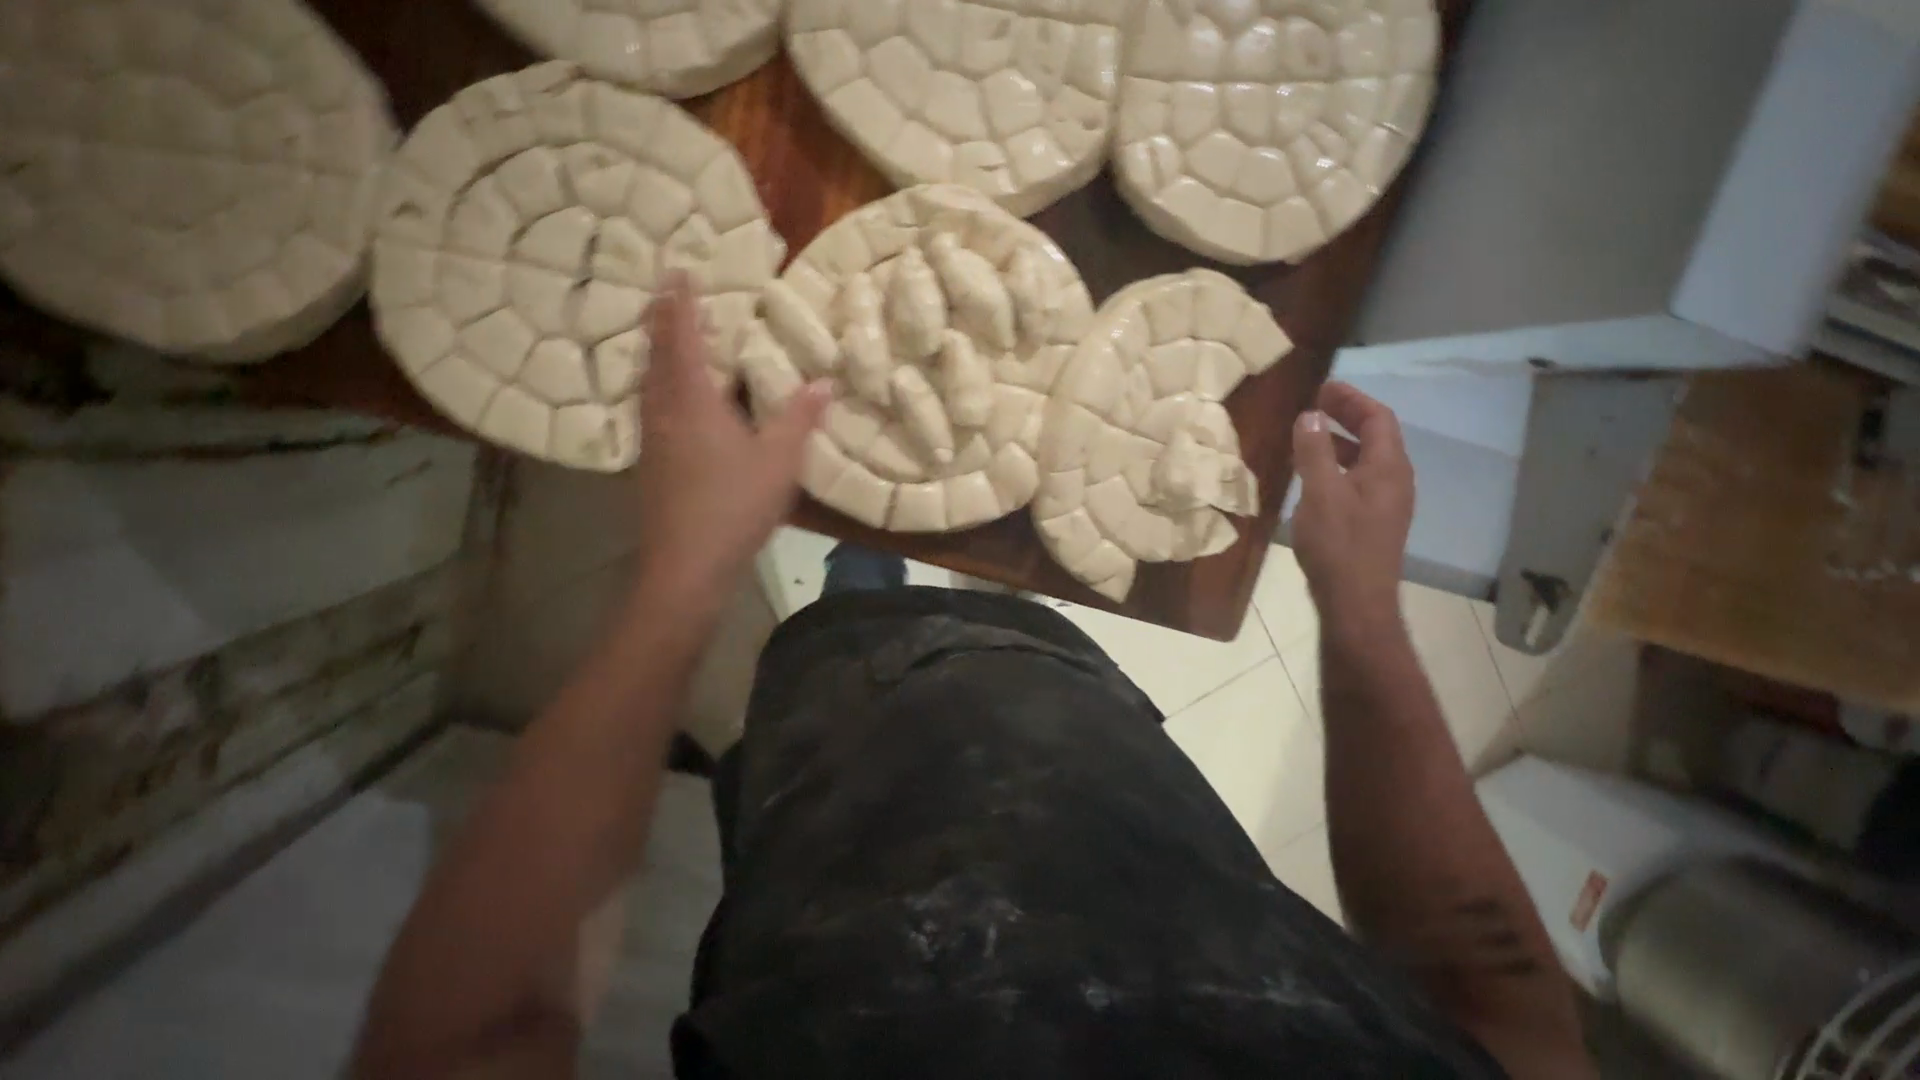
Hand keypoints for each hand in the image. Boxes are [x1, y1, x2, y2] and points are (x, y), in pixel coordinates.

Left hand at [630, 273, 829, 605]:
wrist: (685, 565)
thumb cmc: (734, 505)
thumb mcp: (779, 460)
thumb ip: (800, 417)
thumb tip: (824, 382)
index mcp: (693, 400)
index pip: (684, 338)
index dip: (682, 304)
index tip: (679, 272)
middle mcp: (663, 410)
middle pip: (656, 354)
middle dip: (661, 321)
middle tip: (665, 295)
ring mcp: (651, 439)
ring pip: (648, 381)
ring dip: (655, 352)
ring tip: (664, 337)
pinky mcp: (649, 463)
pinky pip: (649, 406)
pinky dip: (657, 384)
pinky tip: (668, 400)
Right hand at [1290, 382, 1414, 631]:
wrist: (1356, 603)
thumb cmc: (1339, 545)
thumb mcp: (1320, 493)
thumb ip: (1315, 451)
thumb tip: (1311, 416)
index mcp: (1388, 468)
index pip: (1378, 418)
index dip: (1351, 399)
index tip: (1321, 388)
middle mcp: (1394, 481)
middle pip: (1375, 436)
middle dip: (1345, 416)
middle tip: (1313, 406)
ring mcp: (1386, 504)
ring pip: (1365, 460)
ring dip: (1339, 442)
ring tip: (1306, 437)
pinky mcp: (1373, 523)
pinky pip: (1357, 481)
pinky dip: (1337, 467)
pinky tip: (1312, 478)